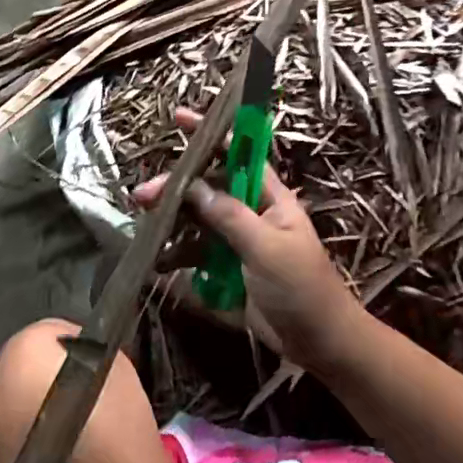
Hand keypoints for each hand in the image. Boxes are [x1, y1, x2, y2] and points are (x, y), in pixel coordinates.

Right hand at [132, 109, 365, 368]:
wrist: (319, 343)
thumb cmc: (302, 289)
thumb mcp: (267, 248)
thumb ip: (229, 215)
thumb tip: (193, 185)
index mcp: (269, 198)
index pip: (239, 153)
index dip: (211, 134)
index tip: (179, 119)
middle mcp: (250, 213)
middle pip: (207, 188)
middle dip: (176, 187)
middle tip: (143, 195)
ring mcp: (236, 242)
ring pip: (196, 220)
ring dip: (171, 221)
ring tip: (145, 227)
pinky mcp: (226, 269)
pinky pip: (195, 254)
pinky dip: (175, 255)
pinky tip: (157, 262)